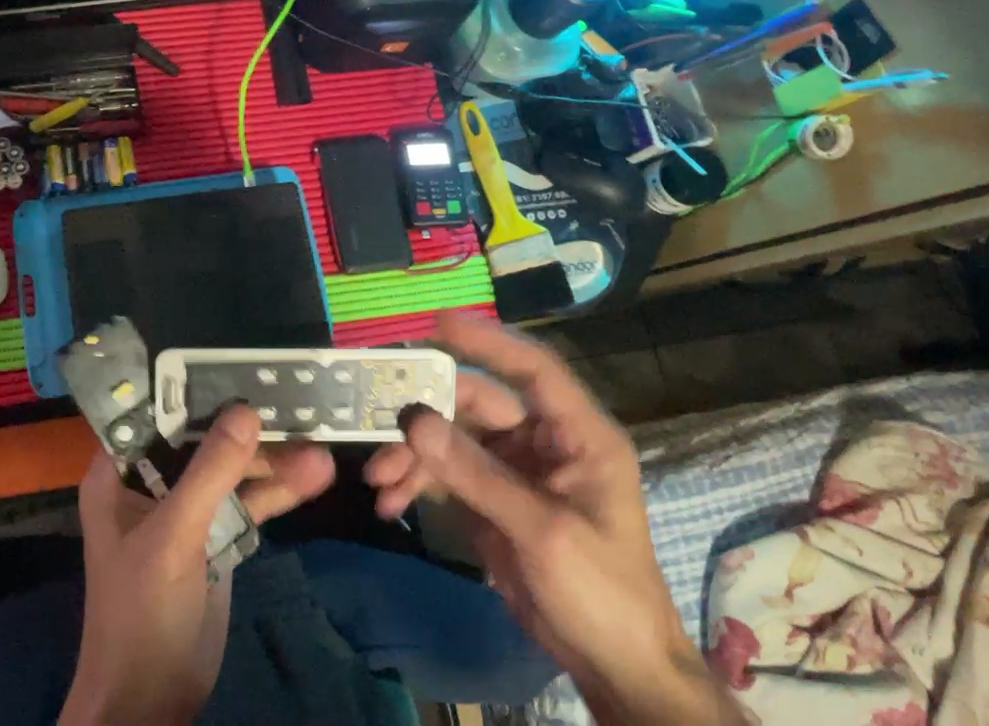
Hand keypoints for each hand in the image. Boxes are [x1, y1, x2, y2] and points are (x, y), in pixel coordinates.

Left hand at [60, 405, 334, 725]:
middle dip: (250, 430)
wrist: (151, 696)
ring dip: (274, 463)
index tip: (242, 365)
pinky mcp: (215, 537)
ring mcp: (187, 510)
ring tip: (322, 453)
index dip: (195, 389)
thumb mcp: (174, 535)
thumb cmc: (141, 609)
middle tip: (299, 410)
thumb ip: (210, 473)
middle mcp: (151, 482)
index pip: (156, 413)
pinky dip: (278, 492)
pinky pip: (248, 502)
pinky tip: (314, 478)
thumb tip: (246, 411)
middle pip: (205, 440)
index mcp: (120, 473)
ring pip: (233, 471)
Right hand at [364, 314, 747, 725]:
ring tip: (378, 480)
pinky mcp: (489, 500)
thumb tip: (414, 421)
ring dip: (412, 456)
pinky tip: (391, 503)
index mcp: (578, 435)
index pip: (533, 369)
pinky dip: (415, 484)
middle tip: (376, 424)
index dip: (488, 341)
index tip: (435, 324)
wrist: (612, 663)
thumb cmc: (602, 591)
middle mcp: (543, 441)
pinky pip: (444, 475)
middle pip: (475, 405)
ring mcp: (513, 471)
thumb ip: (477, 475)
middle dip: (425, 416)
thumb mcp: (543, 531)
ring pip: (451, 440)